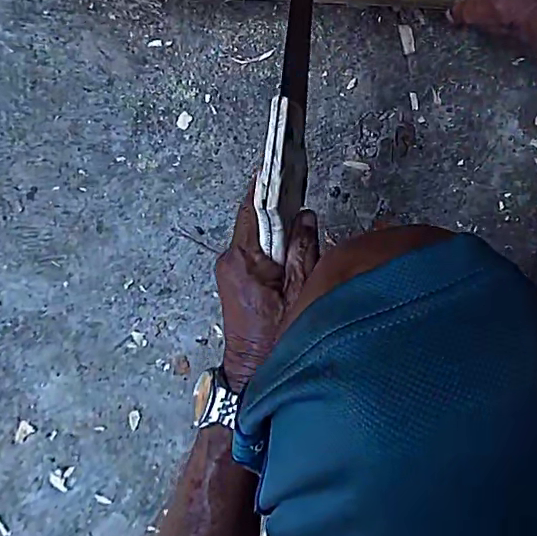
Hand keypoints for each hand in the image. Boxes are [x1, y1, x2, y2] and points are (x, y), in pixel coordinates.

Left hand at [214, 187, 318, 388]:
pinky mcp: (237, 277)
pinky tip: (294, 240)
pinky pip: (258, 247)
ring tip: (302, 213)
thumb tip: (305, 216)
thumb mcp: (301, 291)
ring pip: (259, 233)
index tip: (274, 162)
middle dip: (280, 206)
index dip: (265, 184)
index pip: (253, 208)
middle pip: (257, 219)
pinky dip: (275, 240)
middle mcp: (231, 261)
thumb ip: (305, 250)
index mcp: (243, 260)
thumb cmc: (276, 339)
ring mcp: (232, 269)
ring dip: (279, 224)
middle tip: (300, 189)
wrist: (252, 372)